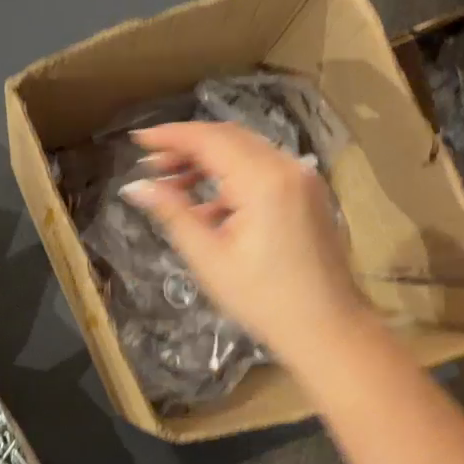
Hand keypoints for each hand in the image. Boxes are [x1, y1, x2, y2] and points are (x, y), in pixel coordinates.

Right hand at [121, 122, 368, 366]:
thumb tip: (135, 187)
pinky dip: (234, 177)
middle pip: (229, 138)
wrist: (328, 327)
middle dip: (188, 147)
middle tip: (152, 165)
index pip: (209, 140)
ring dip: (210, 161)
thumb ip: (173, 214)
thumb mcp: (209, 258)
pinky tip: (209, 205)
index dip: (170, 135)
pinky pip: (265, 170)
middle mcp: (287, 168)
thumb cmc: (264, 300)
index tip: (138, 140)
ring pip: (247, 151)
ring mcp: (303, 179)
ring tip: (175, 185)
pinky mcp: (309, 194)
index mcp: (263, 180)